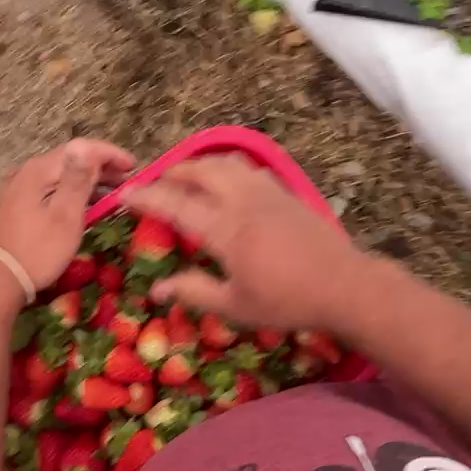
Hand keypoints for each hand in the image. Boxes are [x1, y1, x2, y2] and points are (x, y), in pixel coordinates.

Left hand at [0, 139, 135, 293]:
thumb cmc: (36, 251)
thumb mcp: (65, 216)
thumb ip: (77, 180)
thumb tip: (85, 146)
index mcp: (39, 171)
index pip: (80, 149)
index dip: (110, 154)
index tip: (134, 166)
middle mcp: (25, 174)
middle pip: (69, 161)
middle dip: (101, 168)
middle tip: (127, 182)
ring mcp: (16, 191)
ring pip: (58, 178)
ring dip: (86, 183)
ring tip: (110, 196)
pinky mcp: (13, 209)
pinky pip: (48, 191)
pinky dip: (69, 194)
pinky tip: (80, 207)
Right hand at [120, 155, 373, 330]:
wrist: (344, 286)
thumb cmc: (286, 301)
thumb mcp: (236, 306)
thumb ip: (195, 292)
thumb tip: (158, 289)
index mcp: (225, 229)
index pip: (176, 205)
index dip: (148, 197)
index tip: (126, 193)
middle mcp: (243, 201)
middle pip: (201, 171)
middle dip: (174, 172)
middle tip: (158, 182)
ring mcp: (268, 192)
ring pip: (227, 164)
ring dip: (202, 165)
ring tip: (189, 176)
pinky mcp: (287, 193)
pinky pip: (250, 169)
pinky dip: (229, 169)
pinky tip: (230, 182)